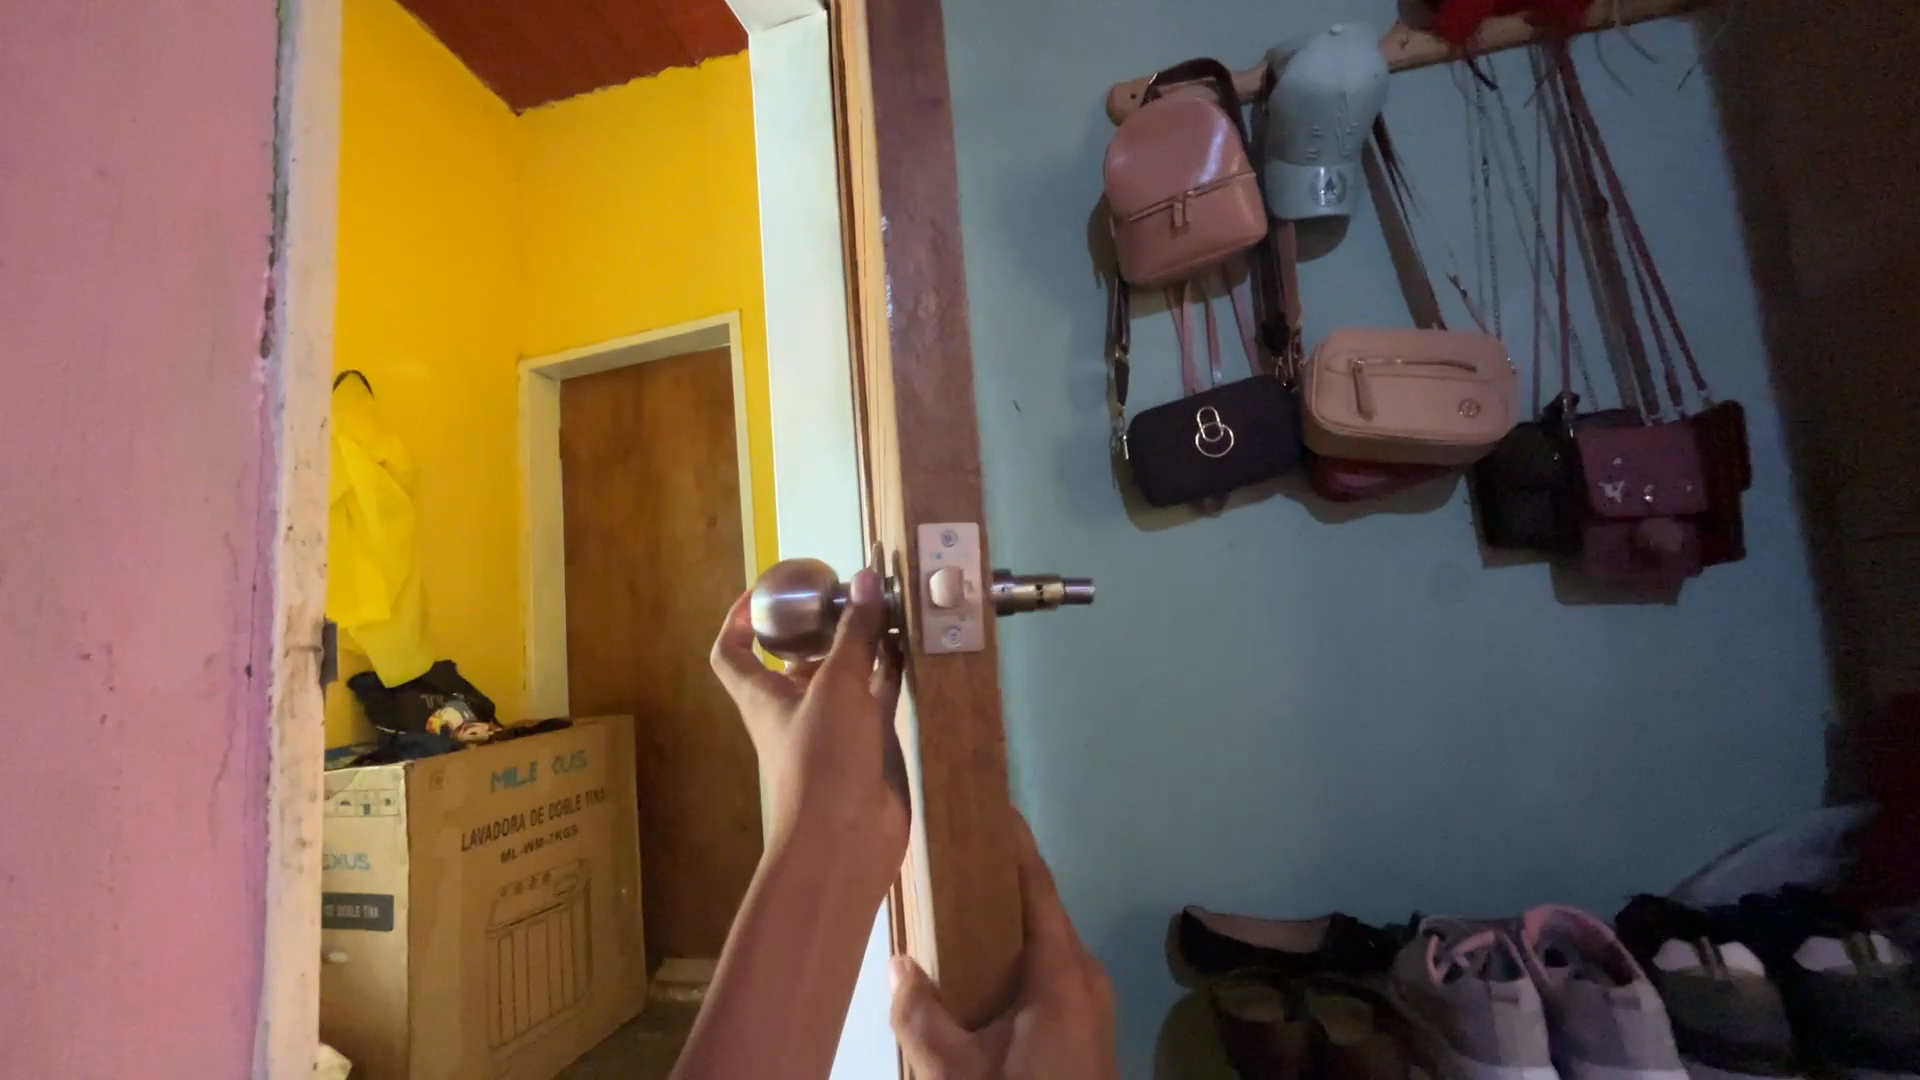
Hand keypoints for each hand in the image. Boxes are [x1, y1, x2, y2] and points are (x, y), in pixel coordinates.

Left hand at [710, 567, 907, 883]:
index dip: (737, 620)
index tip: (764, 592)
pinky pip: (875, 698)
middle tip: (848, 594)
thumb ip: (855, 633)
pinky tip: (910, 648)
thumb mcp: (837, 685)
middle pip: (796, 658)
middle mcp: (793, 708)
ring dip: (860, 646)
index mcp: (764, 694)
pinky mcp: (865, 745)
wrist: (846, 839)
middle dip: (819, 626)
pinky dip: (889, 673)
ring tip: (887, 610)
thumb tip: (866, 578)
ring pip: (842, 676)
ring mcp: (830, 728)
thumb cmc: (822, 756)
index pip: (731, 652)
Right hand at [890, 816, 1118, 1079]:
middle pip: (1044, 906)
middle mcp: (1085, 974)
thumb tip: (897, 965)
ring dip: (1013, 913)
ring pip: (1049, 937)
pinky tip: (988, 960)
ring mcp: (1092, 1001)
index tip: (993, 803)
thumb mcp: (958, 1074)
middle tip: (960, 849)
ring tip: (965, 897)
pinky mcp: (1088, 1024)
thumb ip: (921, 1017)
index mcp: (1062, 973)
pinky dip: (1022, 947)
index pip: (1037, 884)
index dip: (1016, 841)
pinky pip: (1054, 965)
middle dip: (1005, 874)